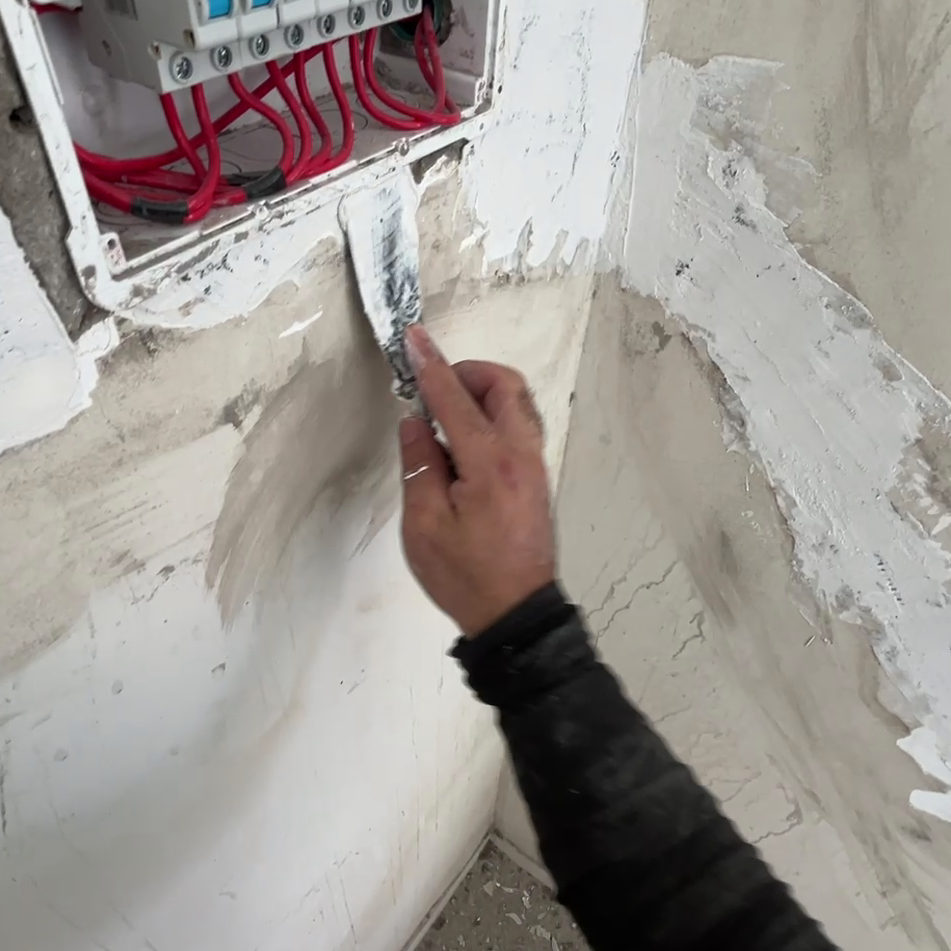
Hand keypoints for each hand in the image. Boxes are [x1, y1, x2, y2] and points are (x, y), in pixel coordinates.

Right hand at [398, 325, 556, 636]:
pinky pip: (518, 425)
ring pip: (517, 402)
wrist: (515, 613)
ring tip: (445, 416)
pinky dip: (492, 415)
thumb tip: (416, 422)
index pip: (455, 400)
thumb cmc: (465, 576)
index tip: (413, 338)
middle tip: (434, 389)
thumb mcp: (424, 525)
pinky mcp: (536, 477)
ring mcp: (535, 465)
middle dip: (467, 372)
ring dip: (482, 393)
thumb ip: (420, 465)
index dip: (430, 365)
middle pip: (505, 384)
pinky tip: (464, 442)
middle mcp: (522, 455)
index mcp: (491, 464)